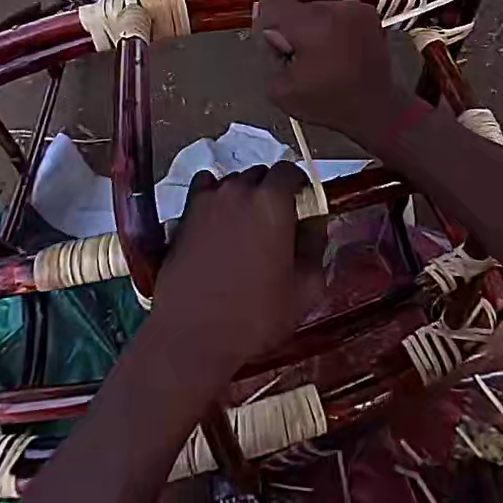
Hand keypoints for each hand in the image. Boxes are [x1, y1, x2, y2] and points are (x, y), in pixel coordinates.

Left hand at [151, 164, 325, 371]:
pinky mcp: (186, 211)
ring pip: (234, 182)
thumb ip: (316, 246)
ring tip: (247, 227)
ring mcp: (209, 198)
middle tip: (277, 222)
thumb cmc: (255, 314)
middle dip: (272, 191)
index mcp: (273, 202)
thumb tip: (315, 221)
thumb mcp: (305, 289)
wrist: (194, 332)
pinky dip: (215, 194)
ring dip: (245, 195)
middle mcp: (240, 189)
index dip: (299, 184)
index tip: (302, 204)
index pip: (290, 170)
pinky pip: (205, 186)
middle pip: (261, 174)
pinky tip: (218, 217)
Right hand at [254, 0, 410, 138]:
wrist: (376, 109)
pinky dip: (332, 27)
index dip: (267, 20)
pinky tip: (341, 51)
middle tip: (304, 59)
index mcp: (311, 26)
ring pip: (315, 9)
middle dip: (293, 29)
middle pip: (295, 7)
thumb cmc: (328, 103)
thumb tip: (267, 24)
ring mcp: (355, 8)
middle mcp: (334, 9)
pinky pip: (335, 12)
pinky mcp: (368, 12)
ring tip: (326, 57)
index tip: (278, 41)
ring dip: (313, 28)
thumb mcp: (279, 89)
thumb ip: (265, 50)